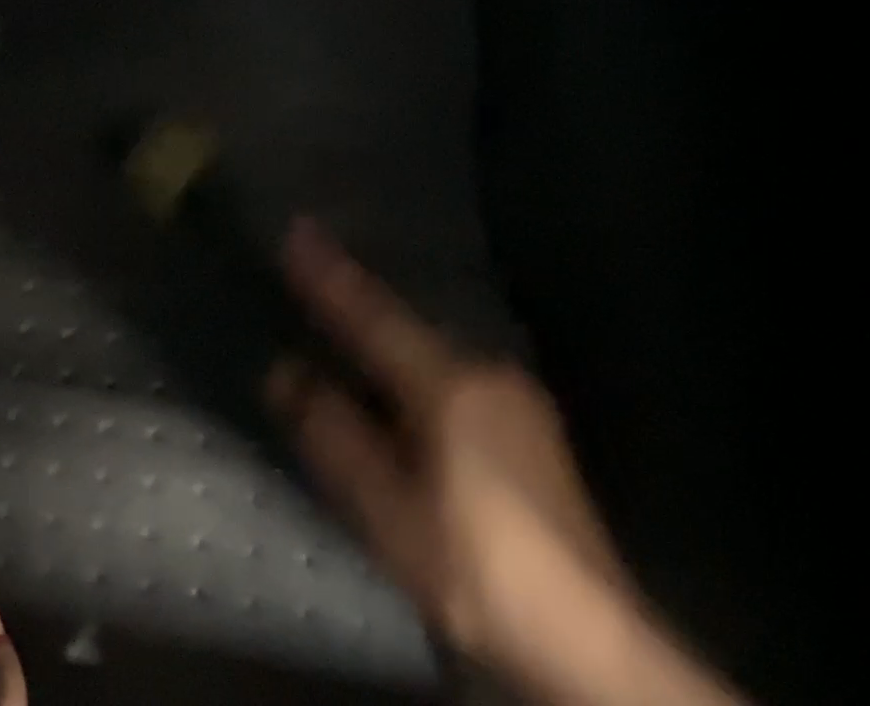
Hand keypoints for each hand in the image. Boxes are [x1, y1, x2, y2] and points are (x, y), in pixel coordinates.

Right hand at [266, 219, 629, 668]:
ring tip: (335, 322)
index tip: (297, 229)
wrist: (587, 640)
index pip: (374, 317)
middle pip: (405, 328)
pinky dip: (406, 369)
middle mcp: (488, 378)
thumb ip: (331, 432)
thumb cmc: (474, 567)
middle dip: (354, 301)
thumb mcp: (385, 506)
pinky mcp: (526, 433)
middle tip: (306, 272)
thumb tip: (282, 371)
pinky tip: (389, 384)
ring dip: (380, 336)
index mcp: (451, 388)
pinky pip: (447, 378)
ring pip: (428, 354)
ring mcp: (515, 404)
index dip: (330, 275)